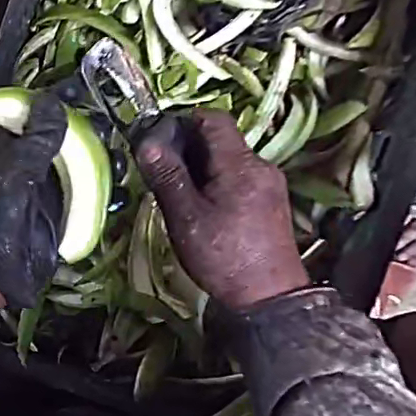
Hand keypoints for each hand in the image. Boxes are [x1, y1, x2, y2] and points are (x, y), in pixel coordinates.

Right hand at [137, 110, 309, 312]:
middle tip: (159, 171)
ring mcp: (269, 184)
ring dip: (200, 168)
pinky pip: (237, 178)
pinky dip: (215, 183)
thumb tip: (146, 142)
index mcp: (240, 164)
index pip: (212, 118)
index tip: (157, 140)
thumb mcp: (186, 217)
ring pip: (227, 160)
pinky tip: (200, 207)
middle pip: (220, 139)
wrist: (269, 297)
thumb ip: (167, 177)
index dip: (182, 121)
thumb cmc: (223, 256)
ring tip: (175, 192)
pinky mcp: (270, 202)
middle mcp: (260, 166)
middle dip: (187, 149)